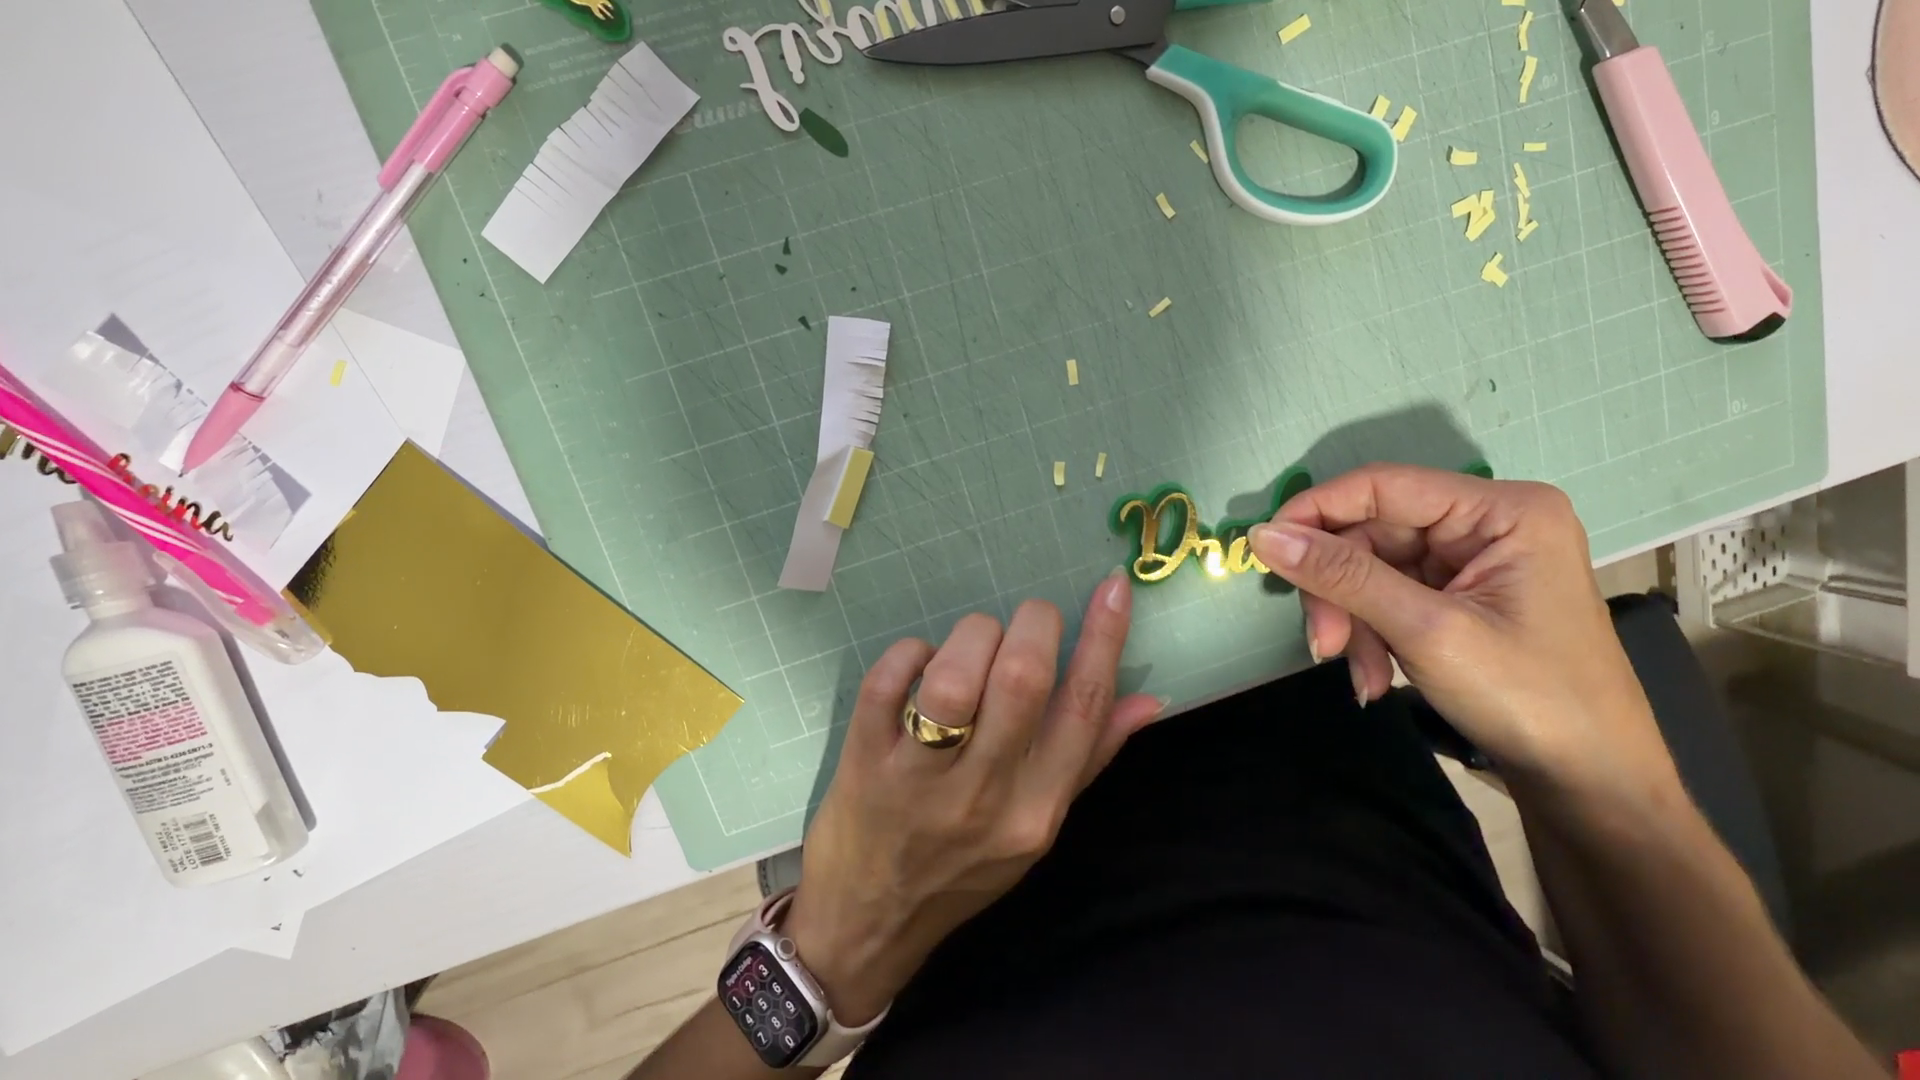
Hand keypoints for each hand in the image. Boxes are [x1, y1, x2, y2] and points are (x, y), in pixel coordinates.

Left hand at [781, 572, 1162, 1024]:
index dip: (1105, 640)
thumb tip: (1147, 700)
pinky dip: (909, 652)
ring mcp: (920, 780)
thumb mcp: (1036, 828)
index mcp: (1038, 808)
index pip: (1083, 709)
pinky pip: (887, 683)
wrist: (870, 922)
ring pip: (954, 677)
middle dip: (1032, 625)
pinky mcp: (865, 762)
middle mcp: (985, 794)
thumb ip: (1089, 760)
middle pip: (1022, 680)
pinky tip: (919, 660)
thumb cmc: (960, 869)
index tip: (1113, 586)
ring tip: (971, 643)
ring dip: (971, 636)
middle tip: (1028, 619)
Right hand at [1248, 465, 1682, 803]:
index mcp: (1502, 511)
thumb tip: (1262, 535)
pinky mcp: (1457, 597)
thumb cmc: (1528, 697)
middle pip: (1371, 535)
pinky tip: (1376, 676)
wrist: (1589, 781)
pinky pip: (1387, 599)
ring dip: (1353, 623)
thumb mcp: (1426, 631)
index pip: (1382, 486)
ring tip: (1363, 676)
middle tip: (1323, 645)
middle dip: (1340, 592)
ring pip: (1371, 570)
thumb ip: (1343, 577)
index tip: (1262, 549)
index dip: (1316, 511)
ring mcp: (1470, 562)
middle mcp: (1485, 524)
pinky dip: (1371, 635)